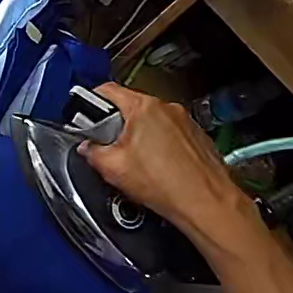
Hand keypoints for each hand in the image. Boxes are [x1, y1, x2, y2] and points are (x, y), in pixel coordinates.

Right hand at [79, 83, 260, 248]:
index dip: (91, 103)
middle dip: (117, 128)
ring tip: (139, 166)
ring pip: (152, 122)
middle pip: (130, 107)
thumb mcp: (113, 169)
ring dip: (141, 138)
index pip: (107, 90)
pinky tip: (159, 170)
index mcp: (144, 107)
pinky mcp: (196, 136)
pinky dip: (161, 148)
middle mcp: (167, 107)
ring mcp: (185, 121)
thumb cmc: (166, 184)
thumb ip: (92, 152)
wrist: (205, 202)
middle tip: (112, 151)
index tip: (87, 120)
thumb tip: (88, 148)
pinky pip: (170, 135)